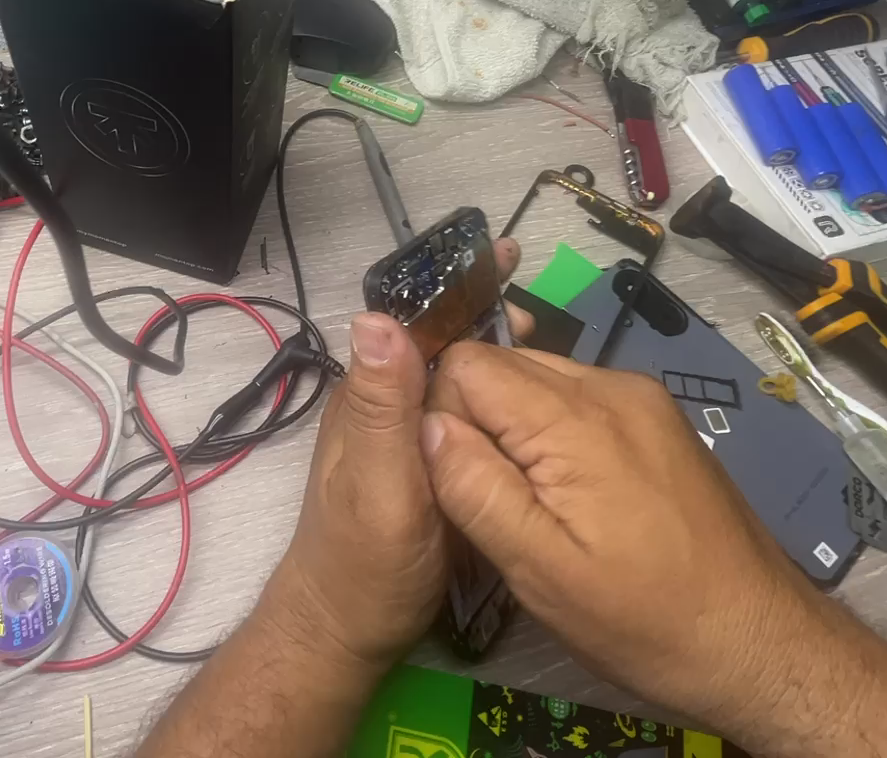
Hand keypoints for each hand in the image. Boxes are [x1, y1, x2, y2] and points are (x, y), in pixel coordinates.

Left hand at [262, 239, 521, 667]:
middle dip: (479, 315)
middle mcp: (381, 404)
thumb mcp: (378, 485)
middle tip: (535, 311)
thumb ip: (380, 408)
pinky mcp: (420, 463)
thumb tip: (376, 316)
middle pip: (433, 344)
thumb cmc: (364, 562)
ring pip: (447, 377)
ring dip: (487, 352)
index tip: (498, 259)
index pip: (411, 323)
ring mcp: (400, 435)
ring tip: (538, 341)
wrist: (348, 627)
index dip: (453, 290)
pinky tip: (518, 402)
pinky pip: (455, 413)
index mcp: (368, 397)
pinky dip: (487, 395)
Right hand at [418, 343, 841, 735]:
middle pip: (499, 362)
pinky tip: (568, 483)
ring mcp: (636, 394)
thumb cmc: (645, 618)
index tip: (459, 475)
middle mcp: (607, 383)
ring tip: (530, 492)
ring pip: (532, 373)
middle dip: (475, 415)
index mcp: (574, 417)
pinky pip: (571, 392)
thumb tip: (427, 424)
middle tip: (492, 490)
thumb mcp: (541, 571)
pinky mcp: (653, 412)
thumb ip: (475, 488)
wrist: (765, 644)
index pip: (466, 363)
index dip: (443, 412)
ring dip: (511, 421)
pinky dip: (548, 424)